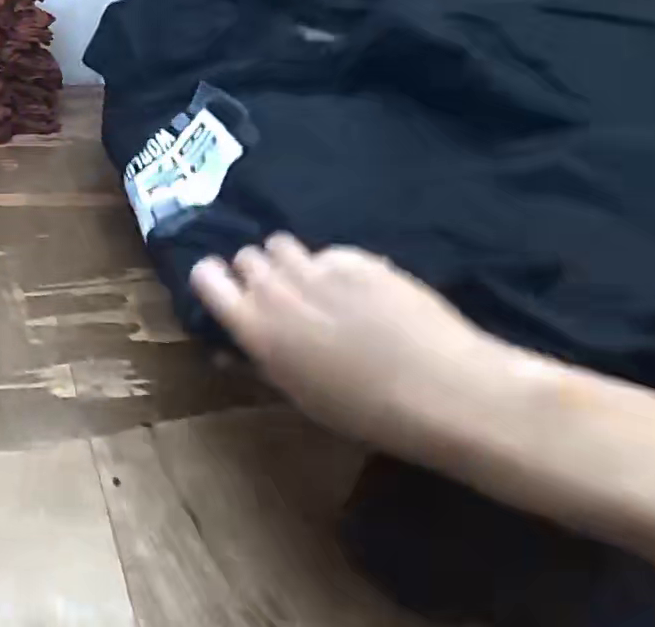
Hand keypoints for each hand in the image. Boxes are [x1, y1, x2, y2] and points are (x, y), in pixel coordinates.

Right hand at [190, 234, 514, 459]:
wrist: (450, 394)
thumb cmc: (367, 411)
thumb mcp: (299, 396)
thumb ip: (256, 364)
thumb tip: (224, 351)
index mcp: (251, 324)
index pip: (205, 275)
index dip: (214, 277)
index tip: (230, 288)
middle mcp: (272, 288)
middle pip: (245, 256)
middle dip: (258, 271)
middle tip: (284, 295)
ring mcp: (313, 269)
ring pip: (282, 244)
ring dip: (292, 261)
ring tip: (319, 286)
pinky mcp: (354, 258)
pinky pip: (329, 252)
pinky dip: (337, 267)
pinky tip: (365, 292)